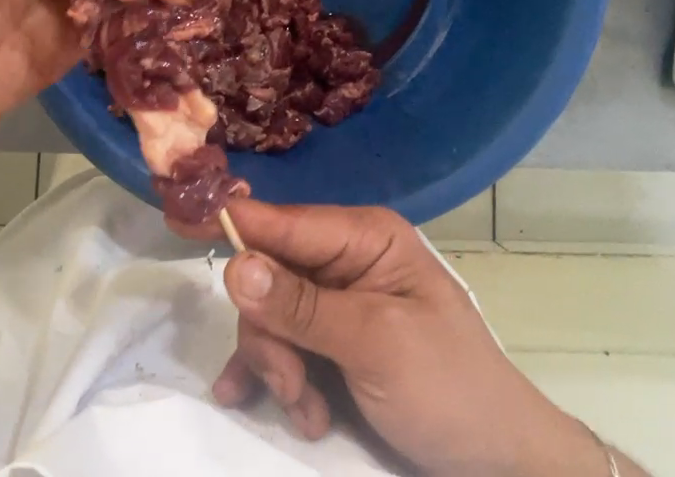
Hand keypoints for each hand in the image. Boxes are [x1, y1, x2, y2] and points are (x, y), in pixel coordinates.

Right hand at [176, 201, 607, 476]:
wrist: (498, 464)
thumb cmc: (448, 388)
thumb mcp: (375, 343)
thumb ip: (301, 305)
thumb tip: (234, 262)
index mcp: (364, 239)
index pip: (281, 222)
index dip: (231, 223)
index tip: (177, 222)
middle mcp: (344, 263)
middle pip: (266, 279)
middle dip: (271, 337)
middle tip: (294, 385)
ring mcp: (335, 306)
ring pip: (268, 320)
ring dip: (279, 370)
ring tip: (310, 412)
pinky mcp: (330, 347)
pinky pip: (280, 350)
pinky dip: (276, 382)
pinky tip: (279, 409)